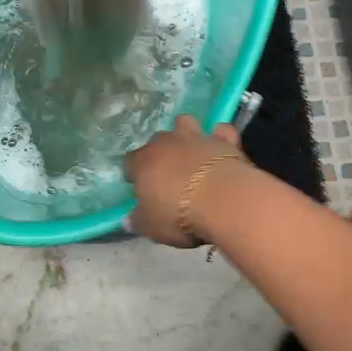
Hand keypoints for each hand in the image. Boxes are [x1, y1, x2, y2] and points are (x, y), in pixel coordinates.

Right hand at [124, 115, 249, 246]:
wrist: (223, 200)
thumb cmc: (179, 215)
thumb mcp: (152, 227)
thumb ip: (139, 220)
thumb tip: (128, 220)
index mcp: (143, 162)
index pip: (130, 162)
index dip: (134, 173)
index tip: (139, 187)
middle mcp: (166, 143)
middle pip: (156, 141)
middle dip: (160, 153)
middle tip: (168, 175)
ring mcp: (195, 137)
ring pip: (185, 122)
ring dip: (185, 132)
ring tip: (191, 150)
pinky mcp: (223, 140)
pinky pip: (221, 131)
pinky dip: (221, 136)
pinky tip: (222, 146)